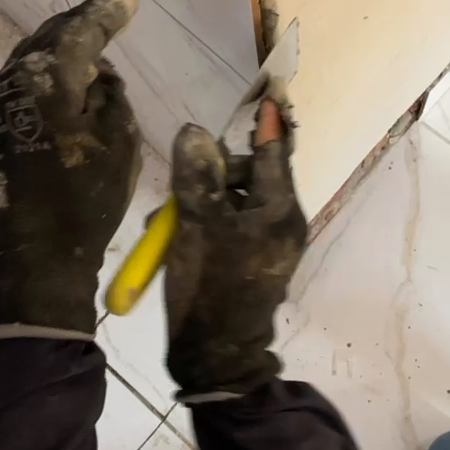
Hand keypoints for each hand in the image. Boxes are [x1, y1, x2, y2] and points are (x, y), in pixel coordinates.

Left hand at [0, 0, 141, 340]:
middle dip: (83, 22)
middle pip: (52, 36)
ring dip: (64, 46)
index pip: (81, 30)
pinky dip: (52, 71)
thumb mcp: (120, 140)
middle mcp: (15, 79)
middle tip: (112, 11)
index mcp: (49, 76)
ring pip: (36, 57)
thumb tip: (96, 75)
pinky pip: (27, 80)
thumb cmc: (84, 196)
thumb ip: (111, 94)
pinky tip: (68, 80)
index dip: (108, 12)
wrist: (33, 250)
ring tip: (93, 40)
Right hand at [164, 99, 307, 399]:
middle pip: (248, 176)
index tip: (269, 95)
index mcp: (279, 210)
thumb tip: (195, 132)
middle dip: (212, 175)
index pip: (274, 154)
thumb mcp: (198, 224)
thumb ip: (198, 175)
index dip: (267, 124)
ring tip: (168, 221)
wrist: (215, 355)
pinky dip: (204, 223)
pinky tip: (175, 237)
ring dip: (201, 202)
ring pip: (232, 202)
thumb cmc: (211, 285)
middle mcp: (281, 223)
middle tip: (181, 189)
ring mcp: (268, 244)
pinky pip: (229, 226)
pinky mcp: (252, 261)